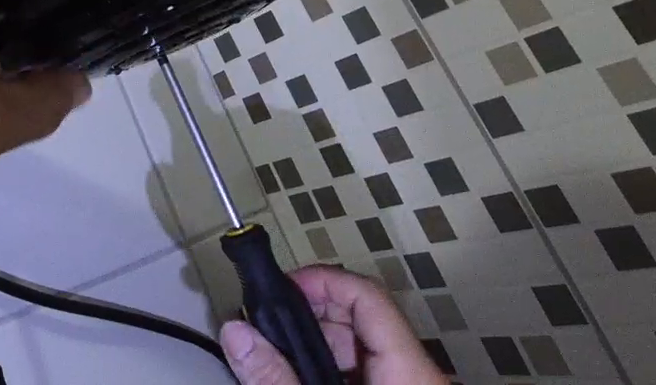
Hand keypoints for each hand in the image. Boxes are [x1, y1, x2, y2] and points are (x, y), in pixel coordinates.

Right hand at [221, 267, 447, 384]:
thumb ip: (278, 380)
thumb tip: (235, 331)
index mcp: (414, 376)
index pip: (367, 295)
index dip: (319, 281)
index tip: (277, 292)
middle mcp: (421, 379)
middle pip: (360, 320)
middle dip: (307, 320)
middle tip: (266, 335)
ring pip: (359, 353)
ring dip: (314, 351)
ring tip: (278, 366)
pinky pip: (365, 377)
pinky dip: (330, 374)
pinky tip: (299, 382)